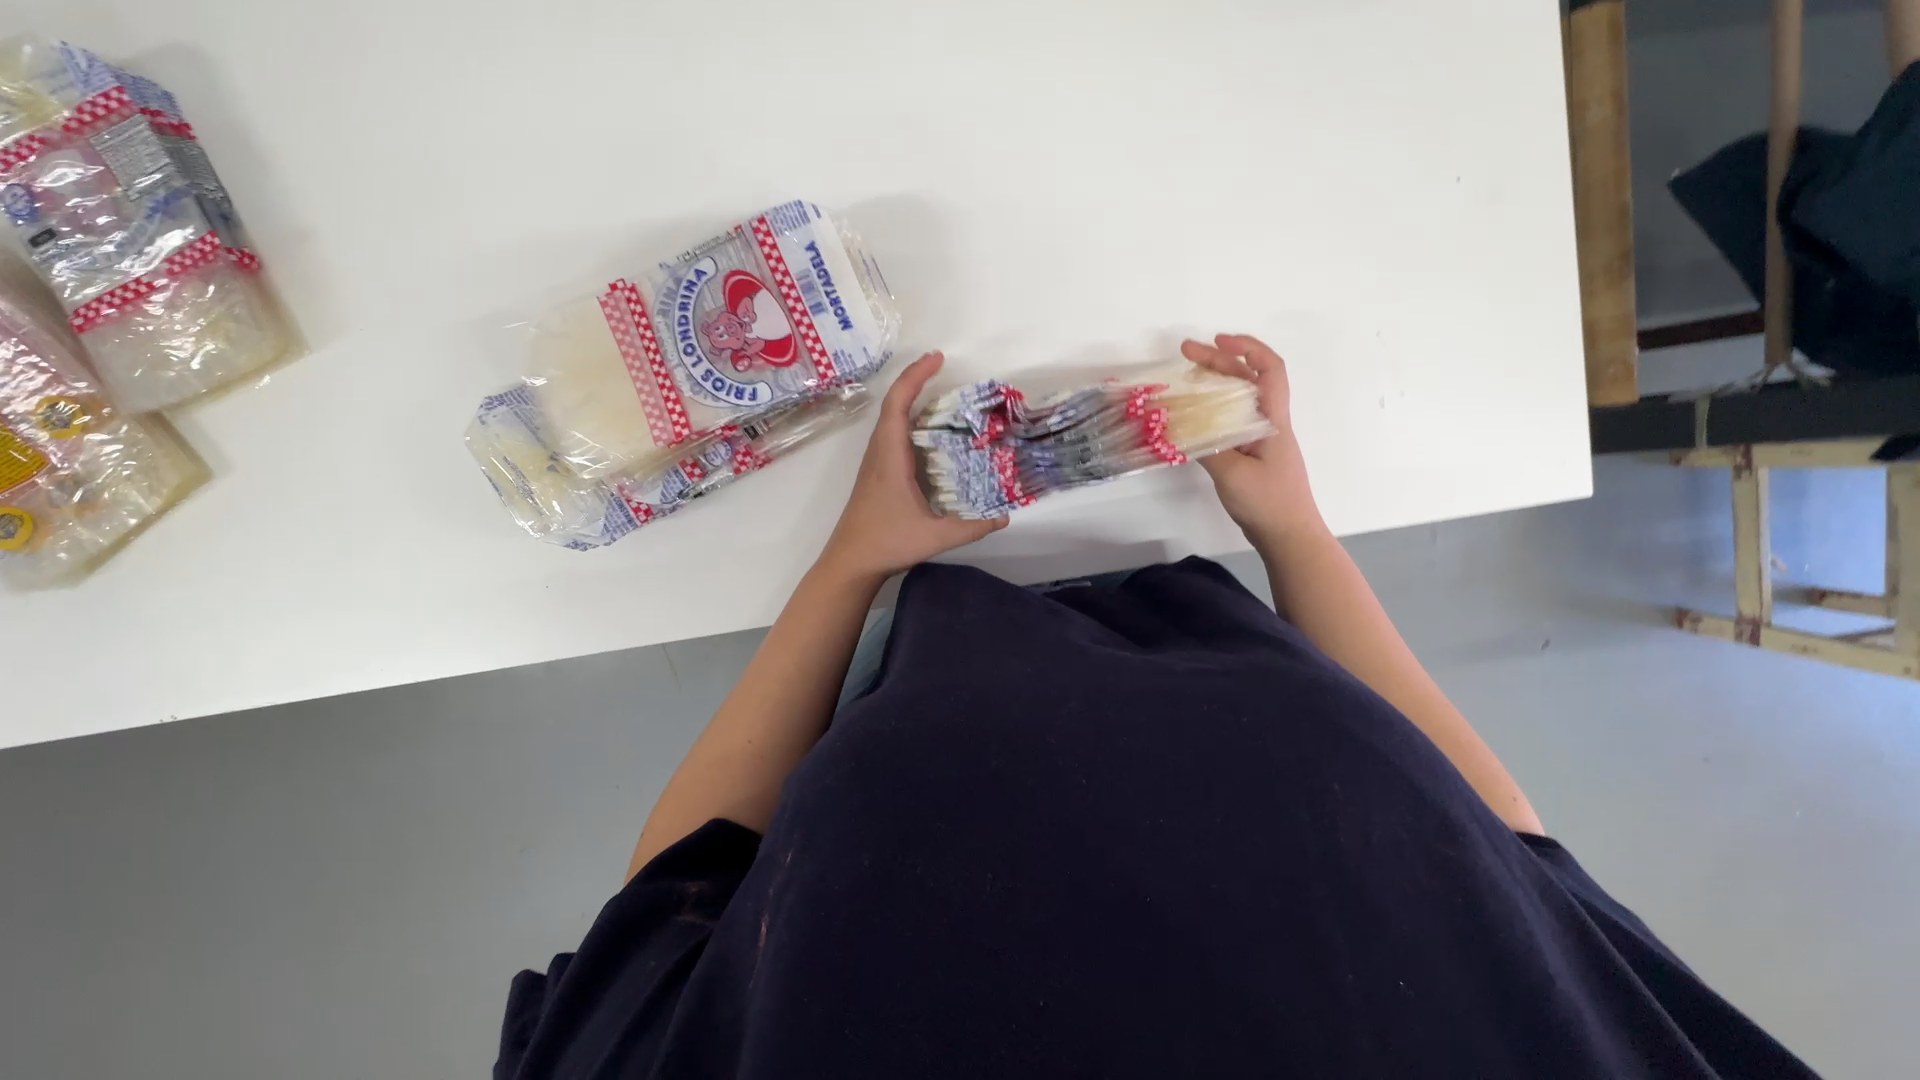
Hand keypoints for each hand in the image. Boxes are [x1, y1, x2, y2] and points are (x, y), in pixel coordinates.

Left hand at [818, 351, 1007, 581]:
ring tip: (938, 392)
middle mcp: (879, 454)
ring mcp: (874, 464)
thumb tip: (1004, 517)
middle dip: (915, 380)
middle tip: (941, 366)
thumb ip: (971, 527)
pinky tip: (927, 432)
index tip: (937, 358)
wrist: (850, 562)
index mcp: (890, 458)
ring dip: (909, 400)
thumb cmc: (886, 544)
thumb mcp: (935, 537)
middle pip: (892, 405)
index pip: (898, 405)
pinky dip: (907, 421)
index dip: (915, 377)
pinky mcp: (876, 475)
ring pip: (889, 420)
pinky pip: (891, 435)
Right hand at [1181, 334, 1323, 547]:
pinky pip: (1232, 421)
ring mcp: (1261, 440)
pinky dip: (1212, 411)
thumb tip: (1178, 426)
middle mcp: (1269, 423)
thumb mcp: (1232, 474)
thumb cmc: (1268, 502)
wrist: (1289, 536)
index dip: (1247, 347)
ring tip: (1186, 378)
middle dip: (1219, 361)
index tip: (1218, 340)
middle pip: (1248, 380)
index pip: (1270, 370)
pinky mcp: (1252, 456)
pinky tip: (1193, 418)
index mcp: (1272, 420)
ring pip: (1239, 400)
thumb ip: (1207, 447)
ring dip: (1215, 384)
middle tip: (1186, 353)